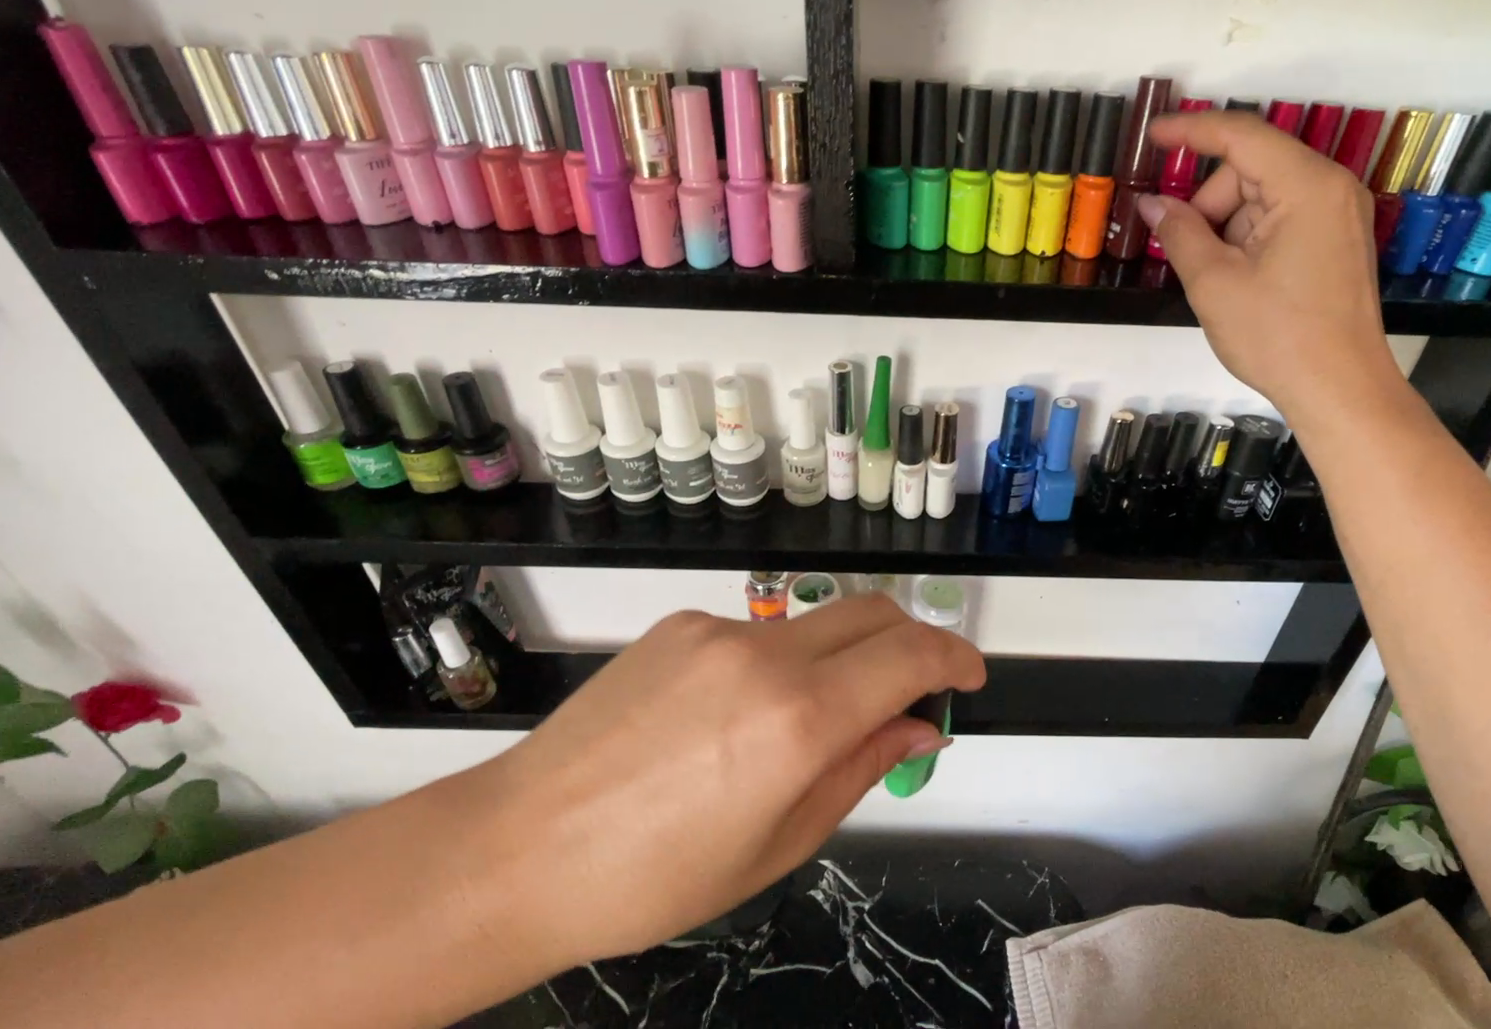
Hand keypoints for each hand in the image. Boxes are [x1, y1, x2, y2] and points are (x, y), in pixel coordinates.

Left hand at [470, 596, 983, 964]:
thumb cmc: (655, 877)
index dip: (954, 659)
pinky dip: (782, 663)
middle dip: (913, 642)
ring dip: (844, 657)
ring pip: (816, 622)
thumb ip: (861, 769)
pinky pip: (756, 634)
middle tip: (917, 692)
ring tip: (814, 725)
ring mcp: (715, 631)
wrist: (522, 845)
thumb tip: (917, 727)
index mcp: (797, 720)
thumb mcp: (779, 844)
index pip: (909, 656)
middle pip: (873, 612)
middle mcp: (763, 654)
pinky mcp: (678, 625)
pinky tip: (740, 717)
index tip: (968, 679)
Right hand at [1136, 112, 1400, 420]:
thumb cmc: (1277, 336)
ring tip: (1214, 277)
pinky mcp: (1336, 243)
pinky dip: (1248, 239)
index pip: (1242, 136)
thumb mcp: (1214, 283)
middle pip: (1251, 170)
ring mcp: (1339, 216)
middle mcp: (1331, 188)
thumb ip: (1178, 233)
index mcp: (1307, 186)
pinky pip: (1281, 220)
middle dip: (1209, 202)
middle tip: (1183, 250)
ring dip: (1226, 227)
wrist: (1339, 389)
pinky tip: (1235, 278)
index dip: (1191, 131)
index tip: (1152, 136)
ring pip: (1262, 198)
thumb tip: (1151, 203)